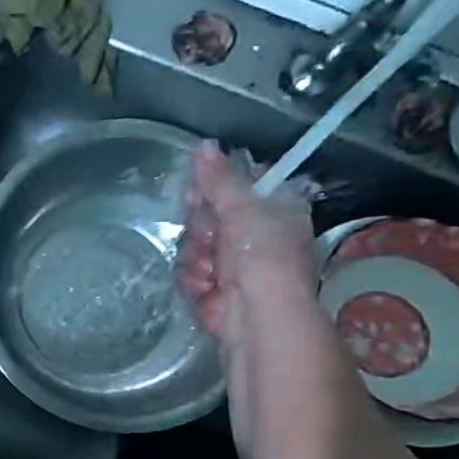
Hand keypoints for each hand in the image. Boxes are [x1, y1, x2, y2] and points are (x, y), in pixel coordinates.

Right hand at [177, 140, 316, 351]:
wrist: (255, 314)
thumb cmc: (263, 256)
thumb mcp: (243, 208)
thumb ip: (220, 179)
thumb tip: (204, 144)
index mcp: (272, 210)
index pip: (236, 186)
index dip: (214, 188)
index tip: (198, 192)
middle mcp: (252, 234)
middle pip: (208, 214)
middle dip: (203, 226)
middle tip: (212, 233)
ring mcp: (230, 262)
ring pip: (192, 244)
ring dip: (198, 256)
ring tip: (214, 268)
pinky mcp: (209, 287)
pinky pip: (187, 271)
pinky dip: (194, 279)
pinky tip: (208, 285)